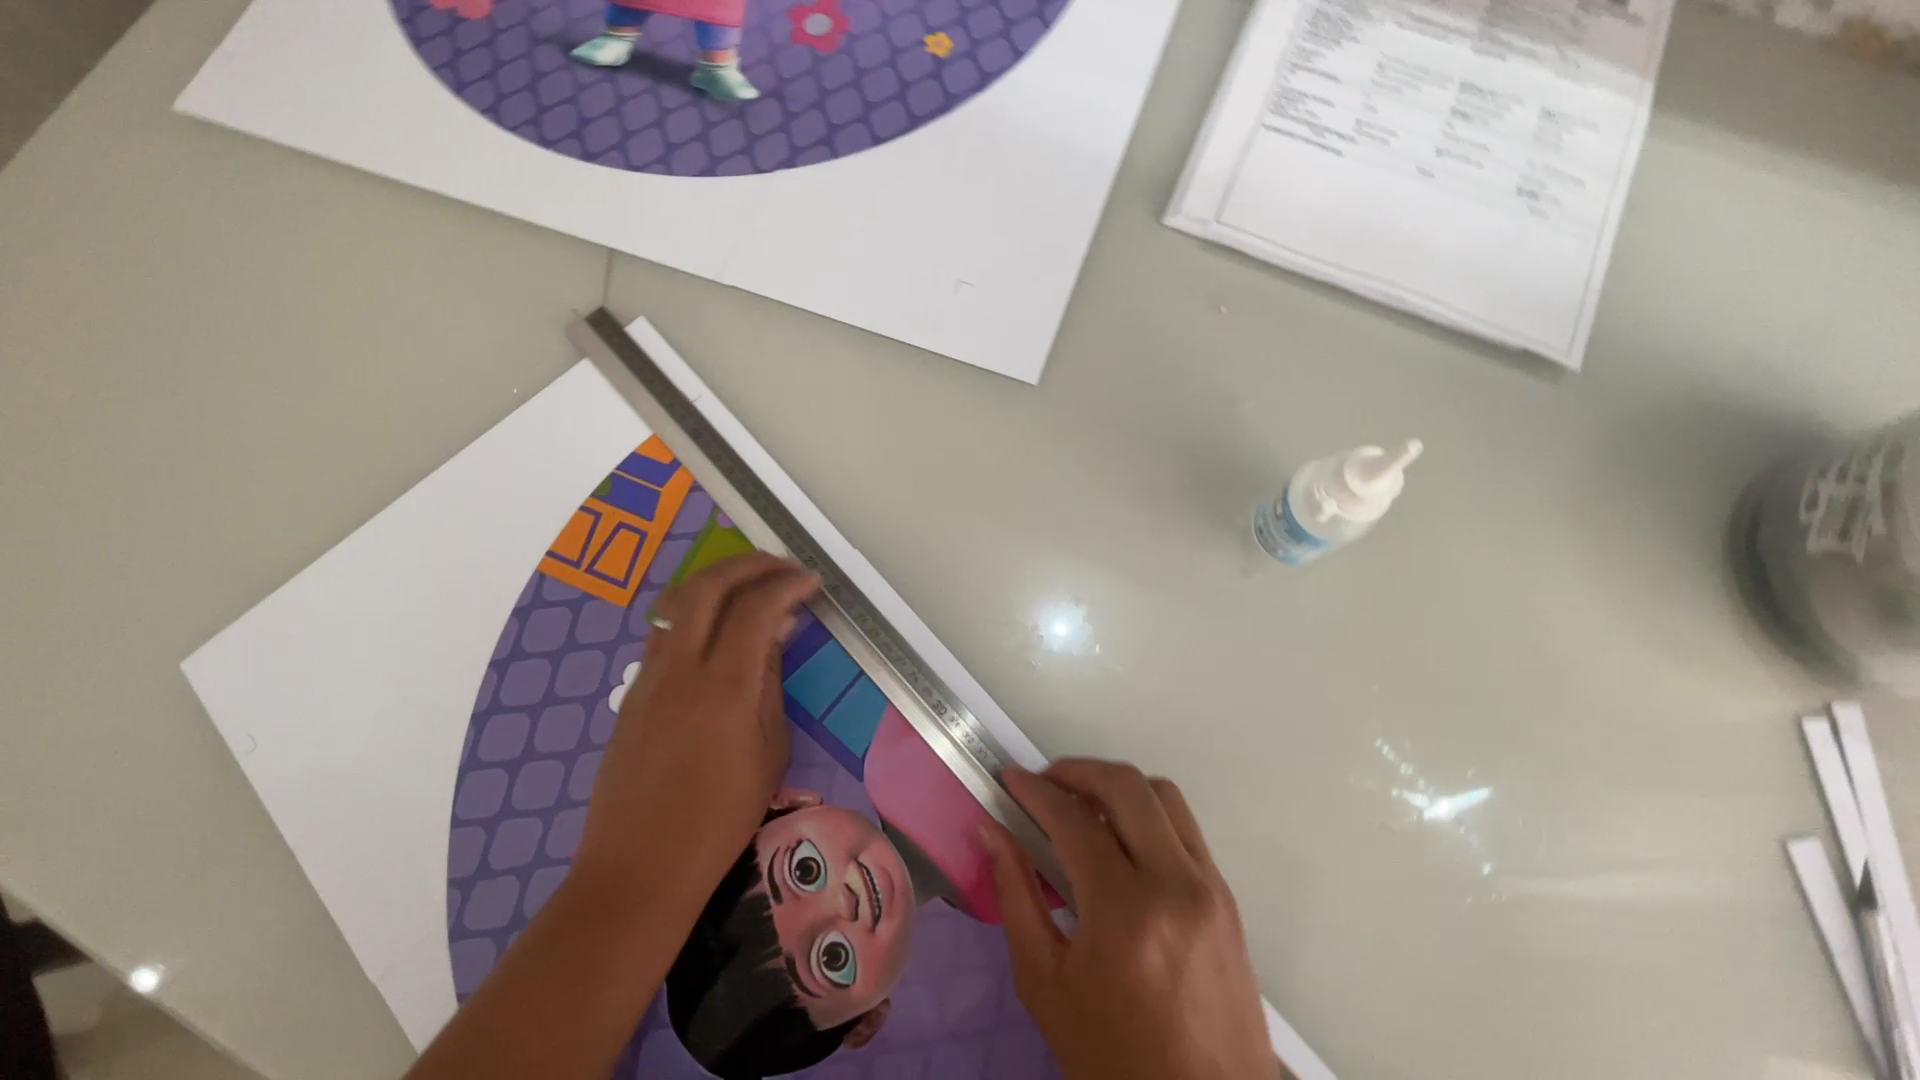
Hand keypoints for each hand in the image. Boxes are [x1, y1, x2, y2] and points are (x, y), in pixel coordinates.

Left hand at [571, 553, 817, 910]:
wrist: (641, 864)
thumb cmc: (720, 819)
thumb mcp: (768, 751)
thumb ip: (769, 683)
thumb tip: (774, 634)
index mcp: (724, 686)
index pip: (756, 607)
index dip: (787, 584)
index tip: (812, 582)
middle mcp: (681, 667)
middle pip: (709, 586)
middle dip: (750, 565)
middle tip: (782, 567)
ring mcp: (649, 676)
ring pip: (677, 602)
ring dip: (717, 581)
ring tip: (750, 586)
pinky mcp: (633, 692)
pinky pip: (664, 631)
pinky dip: (695, 611)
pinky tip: (716, 630)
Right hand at [982, 761, 1281, 1079]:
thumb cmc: (1112, 1055)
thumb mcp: (1045, 983)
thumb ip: (1016, 896)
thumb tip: (991, 832)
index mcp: (1124, 911)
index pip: (1073, 820)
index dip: (1034, 791)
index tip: (1008, 780)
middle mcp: (1175, 883)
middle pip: (1127, 787)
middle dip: (1077, 771)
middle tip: (1043, 784)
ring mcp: (1210, 887)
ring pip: (1165, 797)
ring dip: (1118, 787)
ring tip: (1080, 805)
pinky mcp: (1227, 898)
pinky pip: (1186, 829)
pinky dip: (1148, 816)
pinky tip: (1120, 841)